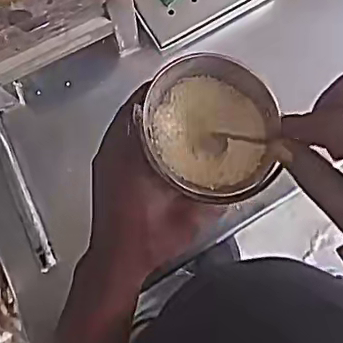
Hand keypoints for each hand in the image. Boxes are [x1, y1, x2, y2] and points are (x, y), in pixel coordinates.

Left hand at [79, 85, 224, 304]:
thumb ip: (216, 199)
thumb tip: (236, 187)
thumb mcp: (190, 216)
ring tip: (167, 112)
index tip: (169, 78)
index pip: (137, 104)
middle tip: (172, 92)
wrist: (118, 264)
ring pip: (124, 126)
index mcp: (128, 154)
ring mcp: (106, 164)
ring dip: (144, 115)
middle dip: (152, 98)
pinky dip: (137, 133)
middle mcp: (112, 154)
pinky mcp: (106, 175)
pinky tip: (156, 141)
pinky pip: (120, 141)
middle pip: (129, 110)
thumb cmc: (144, 241)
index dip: (154, 88)